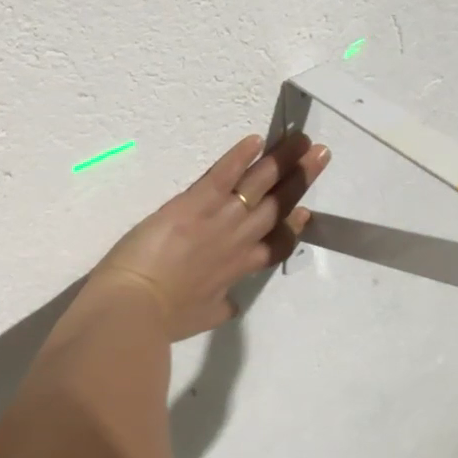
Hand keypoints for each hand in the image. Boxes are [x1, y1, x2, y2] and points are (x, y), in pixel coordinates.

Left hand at [89, 133, 329, 340]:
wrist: (137, 307)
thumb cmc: (165, 318)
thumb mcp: (202, 316)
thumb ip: (221, 305)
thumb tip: (232, 304)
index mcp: (238, 269)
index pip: (276, 244)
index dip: (293, 226)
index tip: (305, 211)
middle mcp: (237, 240)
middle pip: (277, 205)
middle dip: (300, 180)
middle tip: (320, 155)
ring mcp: (219, 219)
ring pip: (258, 184)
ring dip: (282, 160)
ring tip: (303, 141)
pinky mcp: (194, 204)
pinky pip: (222, 174)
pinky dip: (239, 157)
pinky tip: (255, 140)